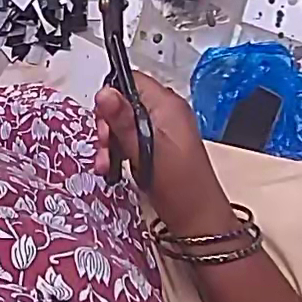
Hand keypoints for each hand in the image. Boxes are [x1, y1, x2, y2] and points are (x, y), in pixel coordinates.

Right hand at [94, 73, 241, 237]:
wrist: (197, 222)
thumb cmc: (179, 186)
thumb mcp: (144, 150)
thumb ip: (122, 120)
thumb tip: (104, 92)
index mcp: (166, 105)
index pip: (129, 80)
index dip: (110, 96)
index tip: (103, 121)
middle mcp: (164, 112)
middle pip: (122, 102)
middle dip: (107, 124)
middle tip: (106, 146)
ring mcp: (161, 129)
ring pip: (122, 122)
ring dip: (109, 141)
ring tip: (108, 163)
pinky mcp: (156, 145)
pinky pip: (129, 138)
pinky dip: (117, 150)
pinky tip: (113, 166)